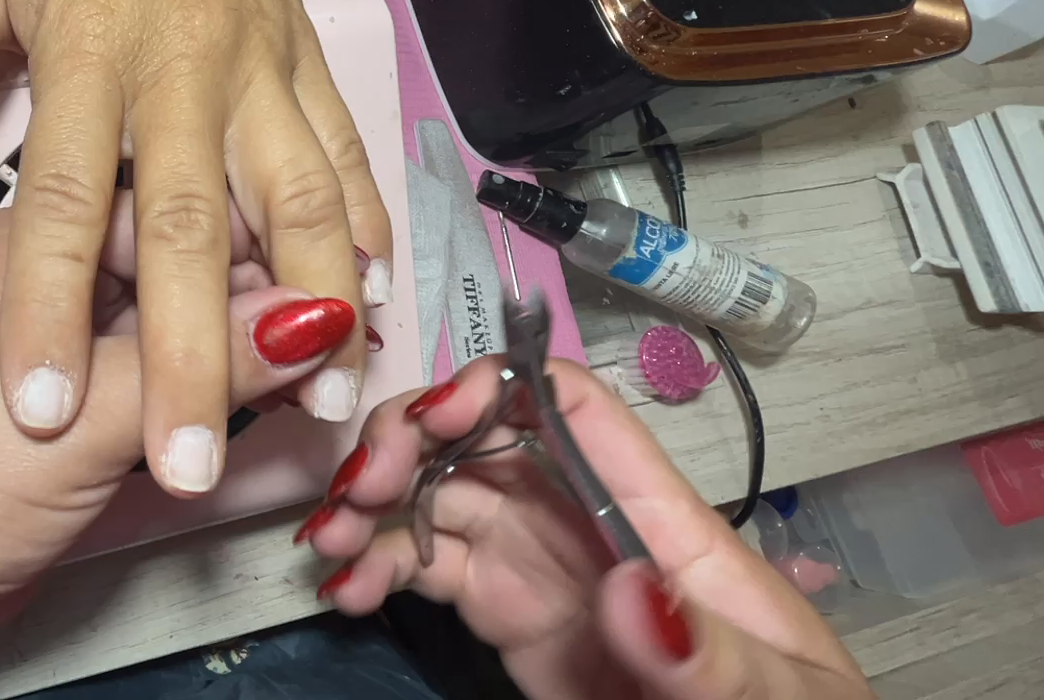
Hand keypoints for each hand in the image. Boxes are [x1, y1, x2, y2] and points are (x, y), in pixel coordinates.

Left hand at [0, 200, 357, 647]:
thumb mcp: (91, 422)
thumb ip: (207, 366)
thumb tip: (317, 318)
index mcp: (37, 233)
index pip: (169, 209)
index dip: (257, 246)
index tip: (337, 289)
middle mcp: (60, 261)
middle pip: (185, 255)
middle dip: (262, 295)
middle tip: (342, 335)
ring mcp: (77, 321)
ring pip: (185, 307)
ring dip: (249, 337)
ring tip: (319, 369)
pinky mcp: (92, 377)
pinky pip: (173, 354)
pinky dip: (222, 371)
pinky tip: (275, 389)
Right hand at [300, 358, 872, 699]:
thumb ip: (713, 657)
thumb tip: (630, 591)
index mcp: (644, 508)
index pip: (565, 406)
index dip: (492, 386)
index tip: (435, 419)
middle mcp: (568, 510)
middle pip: (473, 435)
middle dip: (403, 440)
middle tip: (357, 488)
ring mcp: (524, 555)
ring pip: (428, 491)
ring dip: (369, 503)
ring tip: (330, 544)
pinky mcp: (492, 604)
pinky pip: (419, 561)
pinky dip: (373, 565)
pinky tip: (345, 589)